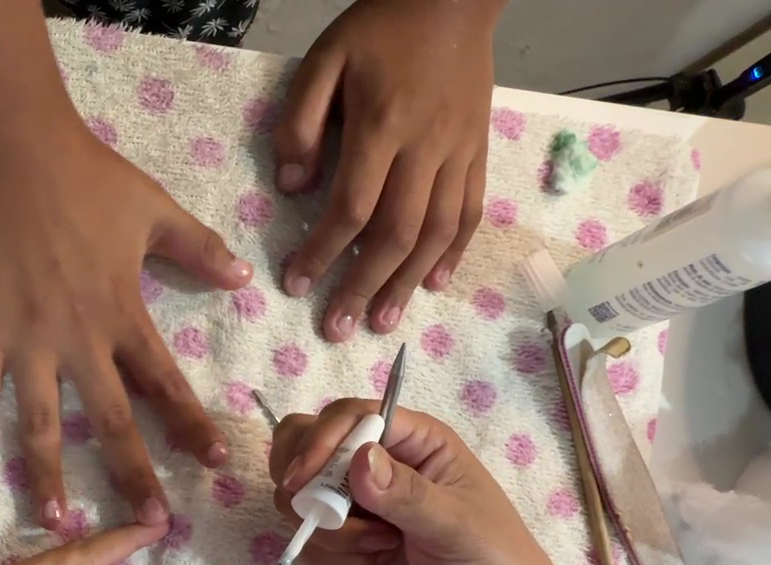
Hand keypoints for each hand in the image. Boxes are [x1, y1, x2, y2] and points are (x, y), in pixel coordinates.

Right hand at [0, 122, 253, 529]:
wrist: (6, 147)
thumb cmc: (82, 175)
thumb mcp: (153, 206)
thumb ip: (198, 249)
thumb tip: (243, 283)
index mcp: (122, 311)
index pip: (164, 382)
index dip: (190, 425)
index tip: (213, 463)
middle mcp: (77, 340)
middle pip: (111, 421)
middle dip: (134, 474)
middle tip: (151, 523)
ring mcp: (25, 342)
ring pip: (42, 424)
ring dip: (50, 477)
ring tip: (59, 523)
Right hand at [269, 402, 581, 564]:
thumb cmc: (492, 564)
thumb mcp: (456, 526)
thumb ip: (406, 493)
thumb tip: (359, 458)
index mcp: (413, 442)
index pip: (350, 417)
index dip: (320, 439)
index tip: (302, 478)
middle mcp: (376, 463)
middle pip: (304, 442)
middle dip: (304, 479)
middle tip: (316, 510)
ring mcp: (353, 502)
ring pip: (298, 493)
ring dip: (324, 525)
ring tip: (373, 547)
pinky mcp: (338, 538)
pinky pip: (305, 535)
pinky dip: (328, 554)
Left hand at [275, 0, 498, 341]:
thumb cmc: (380, 29)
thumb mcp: (323, 61)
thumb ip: (300, 123)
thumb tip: (291, 187)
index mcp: (383, 126)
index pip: (351, 207)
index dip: (322, 252)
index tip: (296, 285)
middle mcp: (427, 147)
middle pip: (396, 232)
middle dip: (363, 286)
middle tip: (338, 329)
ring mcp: (460, 151)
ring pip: (437, 231)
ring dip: (407, 283)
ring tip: (382, 323)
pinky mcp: (479, 150)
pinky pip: (472, 209)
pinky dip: (454, 252)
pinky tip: (434, 285)